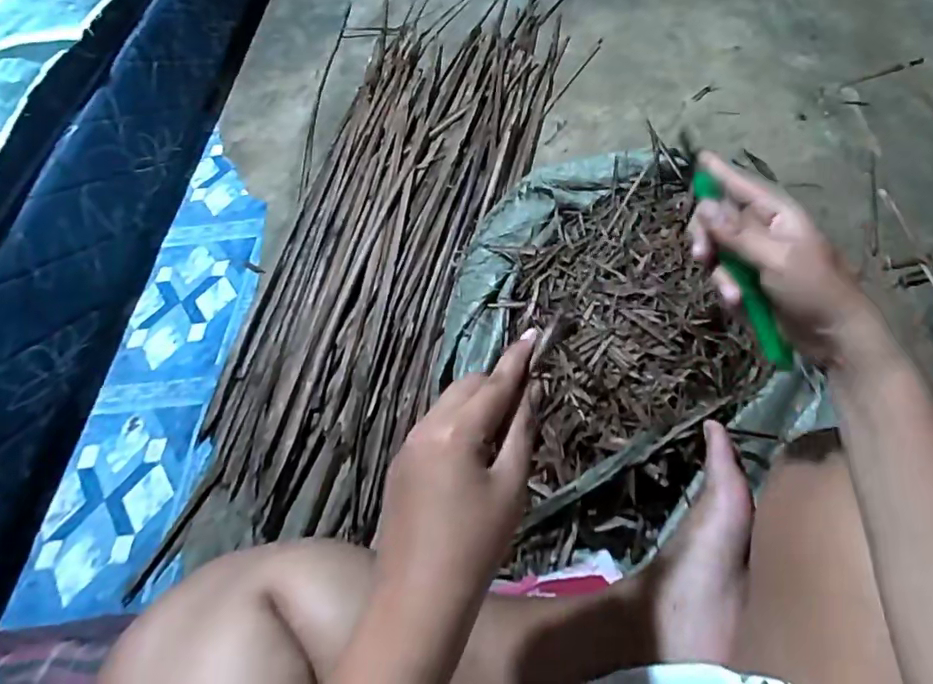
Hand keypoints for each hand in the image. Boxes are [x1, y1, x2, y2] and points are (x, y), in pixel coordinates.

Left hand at [375, 330, 538, 601]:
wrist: (418, 598)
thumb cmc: (476, 544)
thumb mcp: (511, 487)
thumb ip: (521, 432)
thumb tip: (529, 393)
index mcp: (456, 429)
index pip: (494, 383)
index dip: (517, 359)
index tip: (532, 333)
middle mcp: (427, 425)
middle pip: (467, 386)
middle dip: (495, 382)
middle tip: (525, 395)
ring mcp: (408, 443)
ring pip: (447, 404)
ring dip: (475, 403)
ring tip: (501, 426)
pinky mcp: (400, 462)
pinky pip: (433, 426)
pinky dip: (457, 424)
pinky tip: (471, 451)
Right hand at [688, 152, 887, 371]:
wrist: (836, 339)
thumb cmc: (815, 289)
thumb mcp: (776, 259)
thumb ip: (737, 233)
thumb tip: (705, 205)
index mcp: (777, 215)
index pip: (742, 186)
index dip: (720, 173)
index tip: (700, 157)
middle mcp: (763, 231)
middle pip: (718, 217)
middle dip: (706, 234)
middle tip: (701, 254)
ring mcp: (755, 258)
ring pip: (716, 249)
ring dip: (718, 270)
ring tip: (732, 293)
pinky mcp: (749, 283)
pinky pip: (723, 276)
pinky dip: (727, 289)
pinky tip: (739, 303)